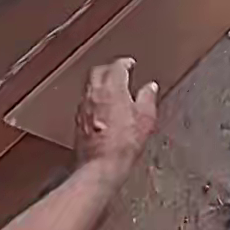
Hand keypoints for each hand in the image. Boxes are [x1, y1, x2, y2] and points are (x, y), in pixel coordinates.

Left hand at [75, 57, 157, 173]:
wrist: (101, 166)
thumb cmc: (123, 144)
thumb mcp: (145, 119)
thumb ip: (147, 98)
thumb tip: (150, 88)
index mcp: (112, 89)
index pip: (116, 66)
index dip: (124, 63)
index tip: (129, 64)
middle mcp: (94, 94)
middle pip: (98, 71)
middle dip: (109, 68)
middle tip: (119, 71)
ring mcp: (84, 107)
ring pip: (90, 86)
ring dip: (100, 83)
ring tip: (111, 88)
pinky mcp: (78, 121)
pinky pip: (86, 102)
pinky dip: (95, 98)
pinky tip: (102, 108)